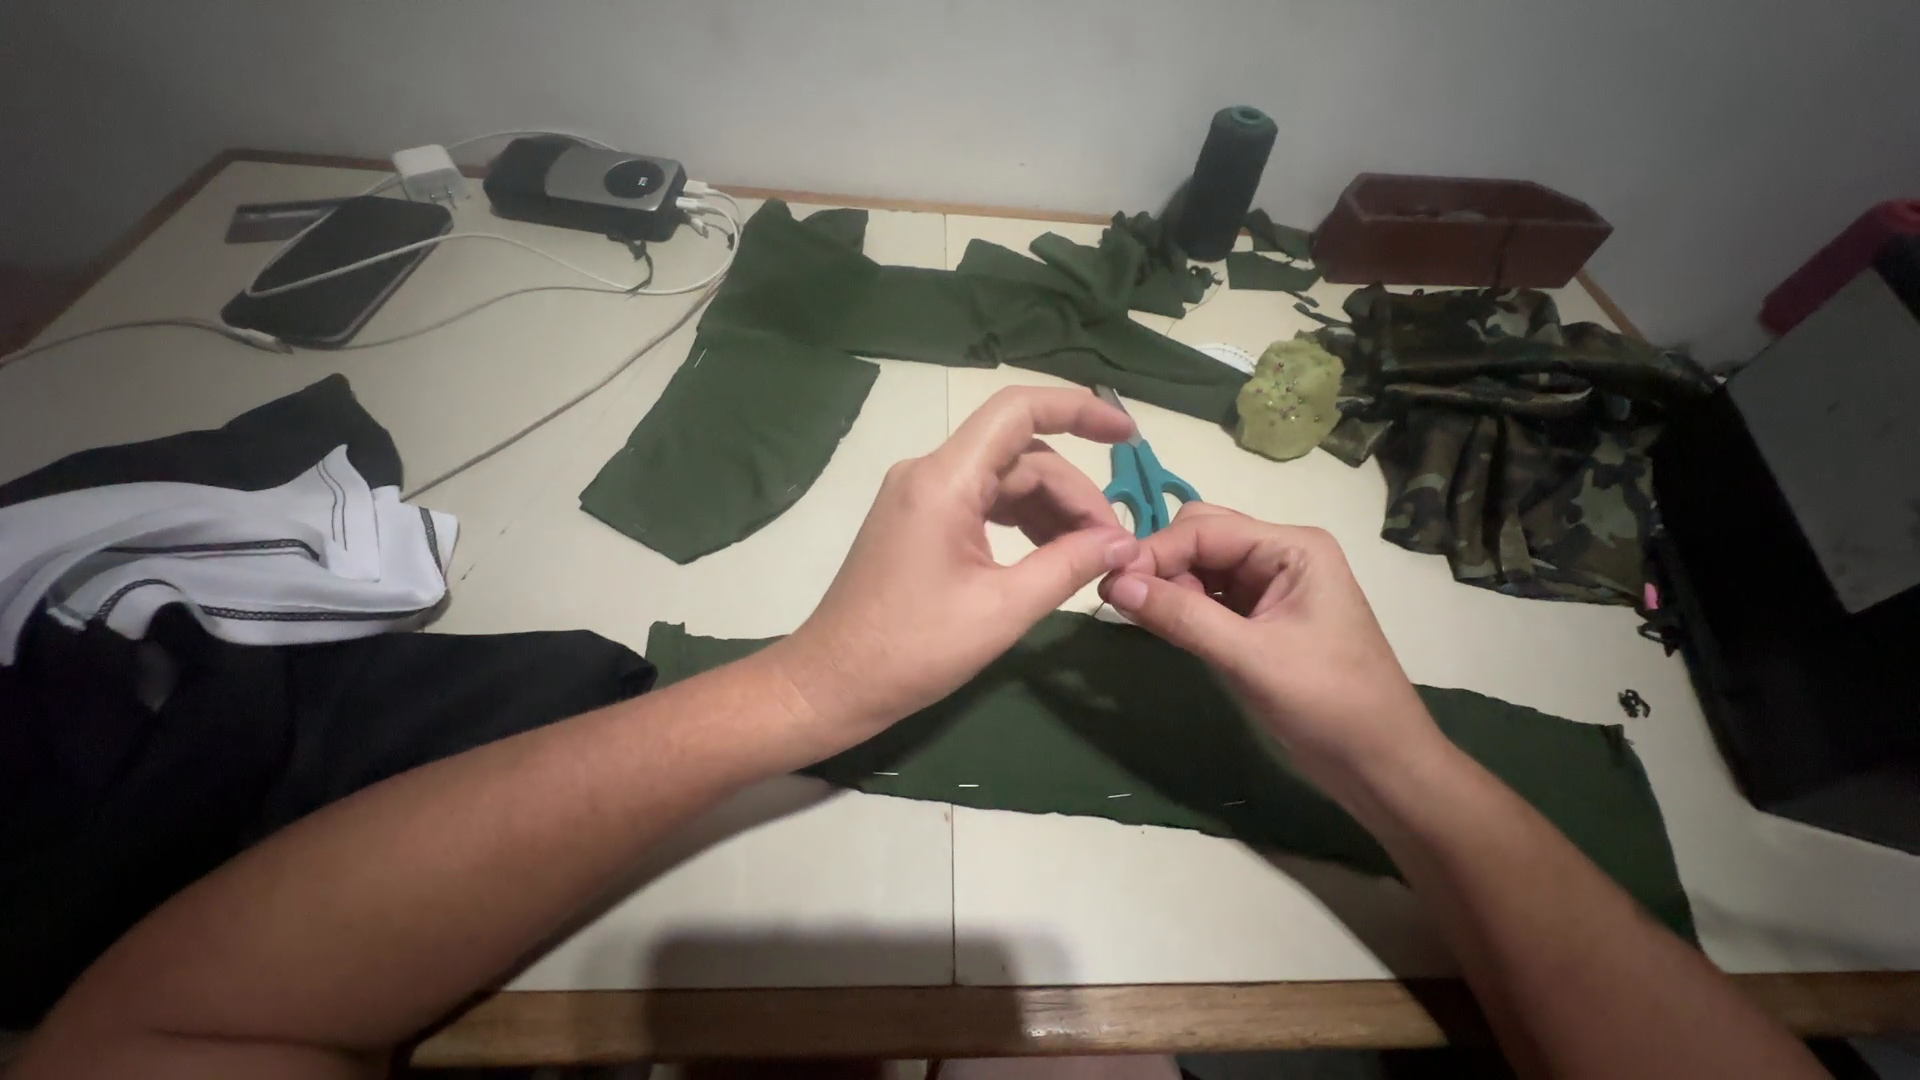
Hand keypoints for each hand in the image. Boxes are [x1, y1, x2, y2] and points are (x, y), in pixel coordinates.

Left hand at [768, 386, 1139, 751]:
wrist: (834, 683)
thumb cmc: (913, 650)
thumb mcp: (1003, 609)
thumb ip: (1069, 566)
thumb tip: (1123, 542)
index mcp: (944, 480)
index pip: (1018, 412)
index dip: (1079, 411)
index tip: (1128, 435)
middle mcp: (928, 473)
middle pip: (1020, 456)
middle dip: (1074, 493)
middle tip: (1114, 546)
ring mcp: (919, 496)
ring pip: (1003, 481)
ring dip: (1051, 511)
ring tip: (1091, 555)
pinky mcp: (917, 521)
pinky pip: (982, 504)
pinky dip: (1021, 523)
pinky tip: (1051, 554)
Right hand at [1097, 503, 1442, 795]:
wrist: (1379, 765)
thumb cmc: (1328, 704)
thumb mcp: (1250, 658)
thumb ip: (1182, 617)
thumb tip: (1114, 585)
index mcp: (1292, 548)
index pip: (1205, 529)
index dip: (1154, 551)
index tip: (1109, 583)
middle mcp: (1279, 555)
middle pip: (1200, 536)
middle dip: (1161, 563)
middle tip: (1124, 600)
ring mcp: (1269, 586)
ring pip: (1199, 566)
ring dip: (1168, 585)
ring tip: (1137, 615)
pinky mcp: (1258, 617)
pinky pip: (1207, 596)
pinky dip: (1180, 606)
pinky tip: (1159, 624)